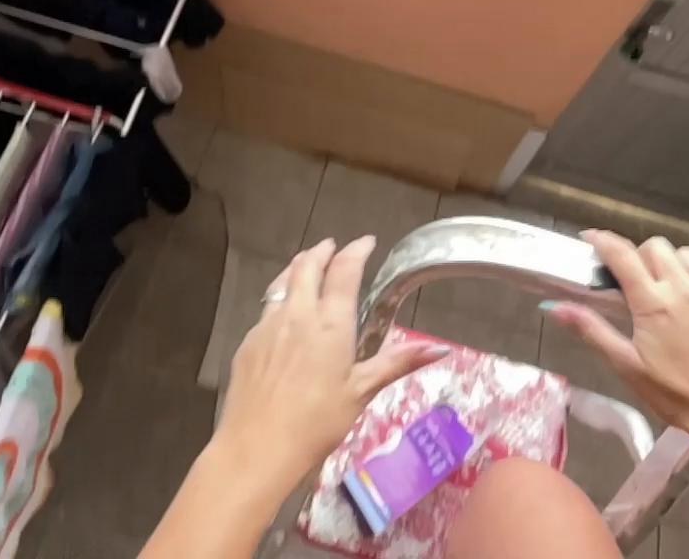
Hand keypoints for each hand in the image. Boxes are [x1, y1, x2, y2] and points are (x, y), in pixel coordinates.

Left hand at [213, 236, 447, 492]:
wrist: (257, 447)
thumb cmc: (317, 422)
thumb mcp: (362, 392)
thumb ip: (397, 363)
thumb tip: (440, 347)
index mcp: (331, 322)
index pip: (345, 270)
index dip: (356, 250)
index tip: (366, 241)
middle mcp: (299, 313)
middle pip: (308, 266)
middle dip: (323, 251)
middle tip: (332, 246)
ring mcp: (268, 324)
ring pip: (283, 280)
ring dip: (298, 266)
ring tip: (307, 262)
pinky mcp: (248, 341)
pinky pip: (267, 307)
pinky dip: (280, 295)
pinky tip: (283, 311)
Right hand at [543, 230, 688, 477]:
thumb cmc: (676, 395)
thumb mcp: (627, 366)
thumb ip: (592, 330)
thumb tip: (554, 307)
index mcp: (653, 303)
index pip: (622, 254)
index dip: (602, 240)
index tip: (590, 238)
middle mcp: (683, 288)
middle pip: (654, 246)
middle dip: (637, 255)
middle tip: (631, 279)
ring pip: (684, 253)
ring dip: (667, 262)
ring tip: (663, 286)